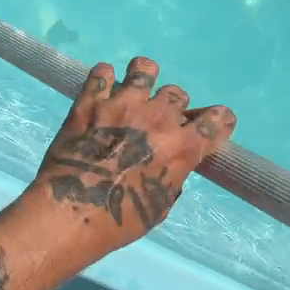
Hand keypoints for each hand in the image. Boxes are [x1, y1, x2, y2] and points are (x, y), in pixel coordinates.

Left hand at [33, 56, 235, 244]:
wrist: (72, 208)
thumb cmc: (120, 220)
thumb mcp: (161, 204)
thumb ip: (171, 175)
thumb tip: (168, 163)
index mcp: (182, 147)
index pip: (216, 120)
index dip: (217, 120)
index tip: (212, 121)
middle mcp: (157, 119)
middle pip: (176, 95)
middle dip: (172, 105)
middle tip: (156, 118)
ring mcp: (122, 105)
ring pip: (144, 70)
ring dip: (143, 76)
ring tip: (134, 87)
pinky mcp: (88, 102)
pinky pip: (101, 74)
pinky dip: (103, 77)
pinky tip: (101, 86)